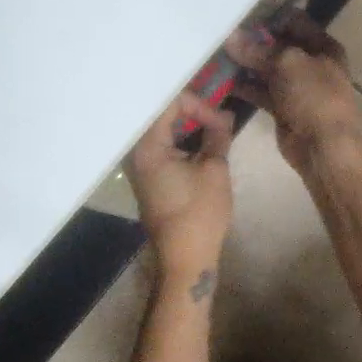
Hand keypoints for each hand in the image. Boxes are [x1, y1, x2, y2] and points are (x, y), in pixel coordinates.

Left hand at [126, 92, 234, 284]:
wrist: (185, 256)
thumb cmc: (199, 211)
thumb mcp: (215, 168)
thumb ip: (218, 136)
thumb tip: (226, 116)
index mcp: (147, 147)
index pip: (169, 105)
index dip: (199, 105)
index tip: (222, 120)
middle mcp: (136, 152)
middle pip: (161, 115)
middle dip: (192, 110)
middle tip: (219, 115)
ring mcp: (140, 167)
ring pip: (162, 131)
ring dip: (188, 126)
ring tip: (215, 126)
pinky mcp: (148, 178)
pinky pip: (162, 147)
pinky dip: (182, 141)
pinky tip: (202, 144)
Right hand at [226, 10, 361, 170]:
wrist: (323, 145)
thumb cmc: (313, 96)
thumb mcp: (288, 63)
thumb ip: (259, 50)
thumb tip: (232, 38)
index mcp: (324, 48)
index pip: (297, 23)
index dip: (272, 19)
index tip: (243, 16)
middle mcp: (312, 64)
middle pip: (280, 47)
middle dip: (254, 43)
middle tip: (224, 36)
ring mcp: (297, 88)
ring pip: (268, 71)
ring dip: (247, 65)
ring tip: (218, 56)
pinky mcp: (284, 108)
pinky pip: (262, 92)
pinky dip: (246, 87)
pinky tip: (224, 81)